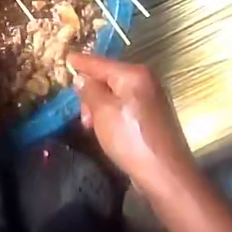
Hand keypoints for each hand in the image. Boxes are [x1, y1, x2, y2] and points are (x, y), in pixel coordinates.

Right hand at [68, 53, 198, 195]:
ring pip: (115, 93)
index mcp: (134, 74)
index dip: (82, 62)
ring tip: (91, 126)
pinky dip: (111, 113)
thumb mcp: (102, 112)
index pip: (100, 62)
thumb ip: (90, 91)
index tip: (67, 58)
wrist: (164, 173)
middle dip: (91, 92)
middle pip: (108, 77)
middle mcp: (146, 80)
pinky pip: (125, 106)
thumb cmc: (130, 139)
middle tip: (82, 115)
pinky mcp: (153, 115)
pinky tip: (106, 129)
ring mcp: (152, 98)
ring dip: (99, 106)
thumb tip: (82, 78)